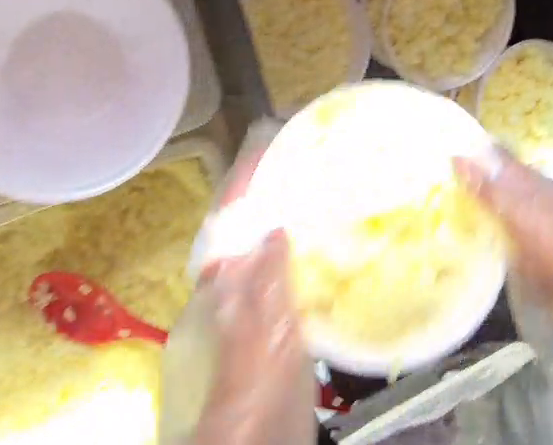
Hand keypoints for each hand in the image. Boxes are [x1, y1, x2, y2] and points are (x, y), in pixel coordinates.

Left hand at [161, 124, 316, 444]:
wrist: (259, 430)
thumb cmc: (258, 375)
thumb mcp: (265, 321)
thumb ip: (267, 273)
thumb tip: (276, 225)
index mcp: (224, 272)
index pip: (231, 208)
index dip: (247, 173)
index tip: (267, 136)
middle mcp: (232, 277)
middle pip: (246, 218)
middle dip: (268, 184)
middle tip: (298, 153)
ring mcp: (252, 296)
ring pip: (266, 237)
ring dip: (286, 209)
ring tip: (316, 182)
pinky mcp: (274, 315)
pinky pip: (287, 263)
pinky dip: (303, 243)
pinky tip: (328, 241)